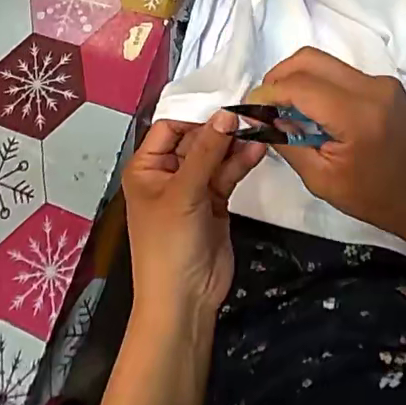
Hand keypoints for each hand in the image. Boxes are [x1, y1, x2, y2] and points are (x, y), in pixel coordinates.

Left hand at [120, 112, 266, 320]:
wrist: (184, 299)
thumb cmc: (169, 244)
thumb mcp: (184, 193)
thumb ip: (207, 152)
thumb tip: (225, 115)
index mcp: (146, 166)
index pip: (169, 127)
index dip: (195, 116)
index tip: (224, 105)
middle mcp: (167, 172)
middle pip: (195, 139)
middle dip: (219, 128)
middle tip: (248, 113)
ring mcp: (192, 187)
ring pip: (214, 156)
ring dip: (234, 144)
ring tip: (259, 127)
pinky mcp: (214, 202)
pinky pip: (227, 174)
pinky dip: (241, 162)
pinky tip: (257, 148)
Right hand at [244, 47, 405, 230]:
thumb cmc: (372, 196)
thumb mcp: (319, 179)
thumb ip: (286, 142)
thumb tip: (257, 117)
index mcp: (357, 116)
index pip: (299, 86)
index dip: (267, 94)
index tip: (249, 109)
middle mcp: (371, 88)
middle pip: (308, 60)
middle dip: (277, 77)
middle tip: (264, 105)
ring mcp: (380, 82)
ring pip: (321, 61)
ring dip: (295, 79)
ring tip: (286, 110)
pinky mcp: (382, 83)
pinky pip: (336, 72)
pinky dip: (314, 84)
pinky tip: (312, 113)